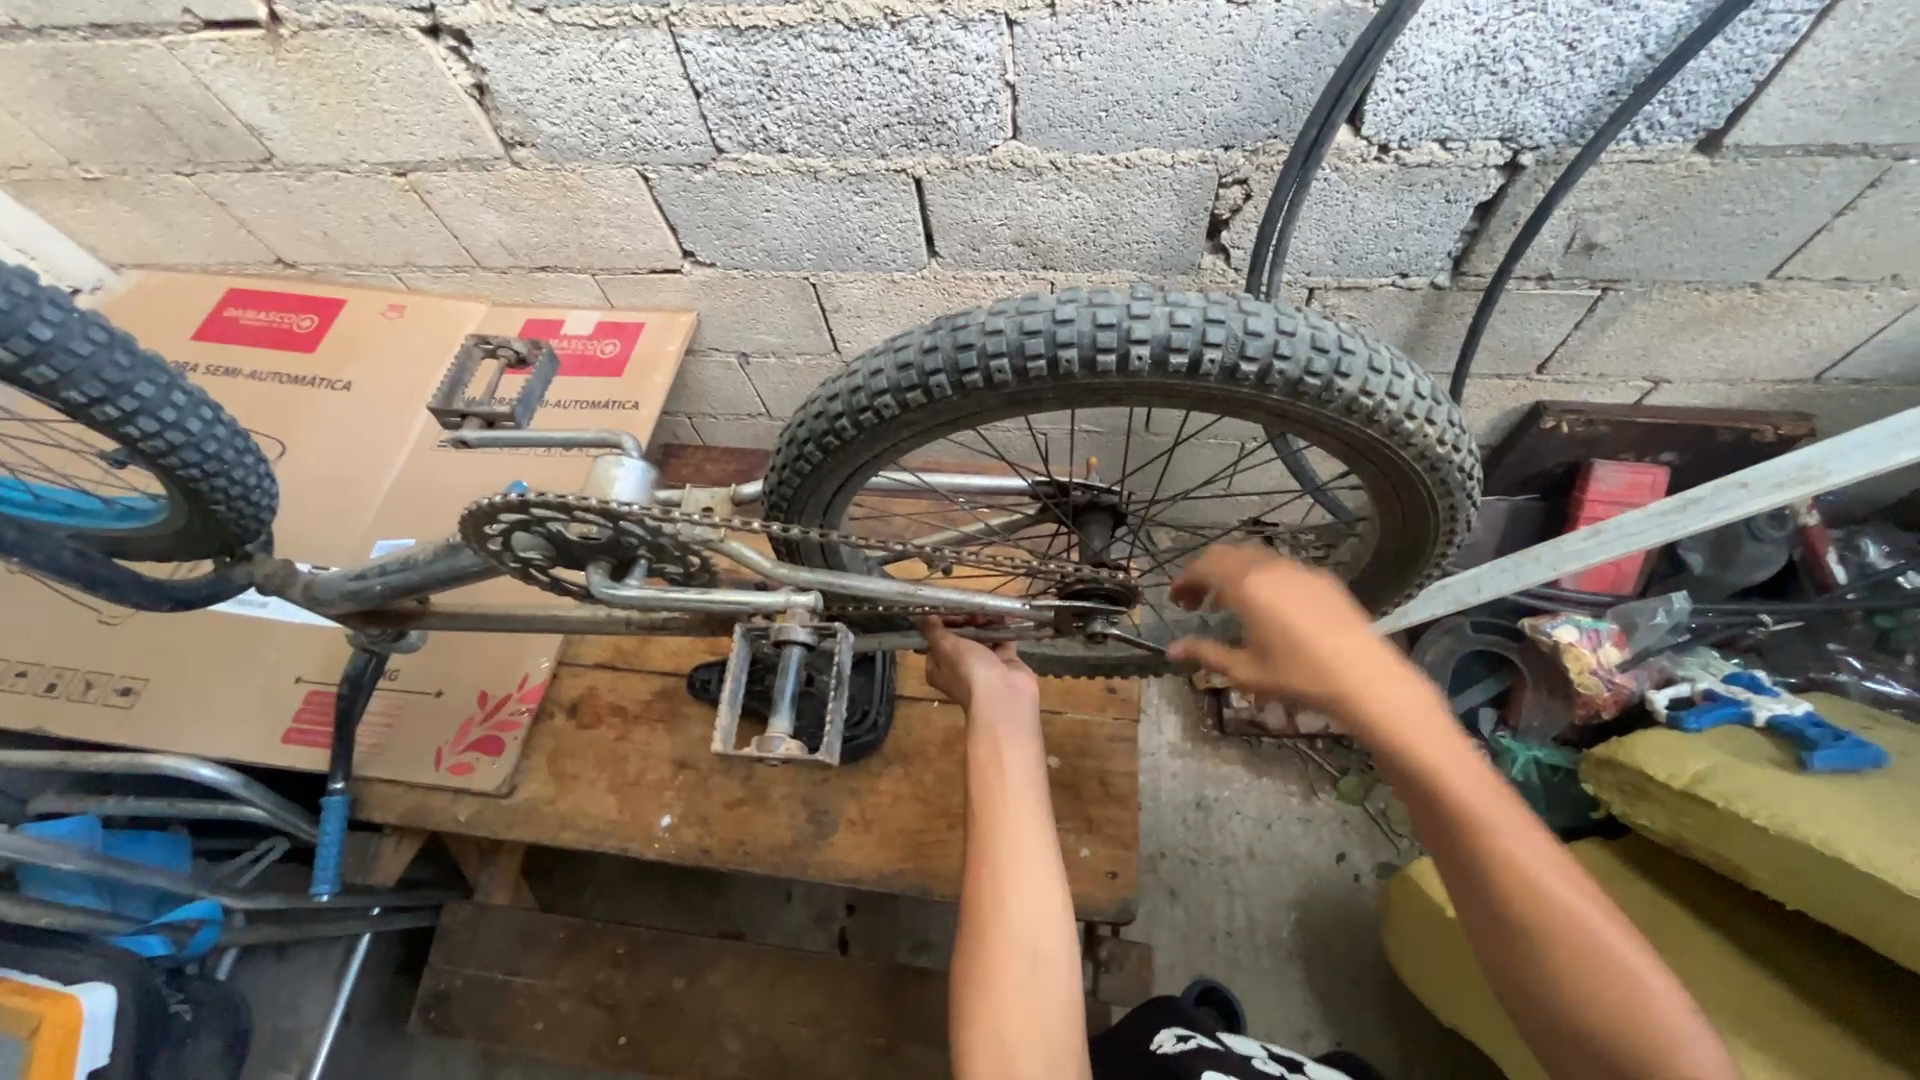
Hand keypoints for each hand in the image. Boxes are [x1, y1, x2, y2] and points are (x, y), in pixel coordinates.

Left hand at [918, 617, 1039, 714]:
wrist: (1004, 695)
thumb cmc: (968, 670)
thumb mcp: (945, 647)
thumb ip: (934, 631)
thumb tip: (924, 618)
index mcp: (939, 667)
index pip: (936, 640)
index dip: (942, 623)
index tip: (950, 608)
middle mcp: (960, 667)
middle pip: (960, 637)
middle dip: (965, 620)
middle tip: (972, 609)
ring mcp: (984, 665)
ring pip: (982, 637)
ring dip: (984, 622)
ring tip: (988, 610)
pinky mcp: (1005, 661)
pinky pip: (1003, 639)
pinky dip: (1003, 627)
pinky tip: (1003, 613)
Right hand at [1166, 545, 1433, 720]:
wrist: (1366, 679)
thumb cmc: (1299, 676)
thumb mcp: (1245, 671)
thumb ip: (1206, 653)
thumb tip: (1172, 649)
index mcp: (1246, 586)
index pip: (1203, 567)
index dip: (1183, 580)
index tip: (1175, 601)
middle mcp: (1270, 568)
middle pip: (1226, 553)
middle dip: (1205, 572)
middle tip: (1196, 601)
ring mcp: (1300, 569)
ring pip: (1255, 556)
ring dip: (1233, 572)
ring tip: (1229, 604)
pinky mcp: (1323, 578)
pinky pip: (1281, 566)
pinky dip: (1261, 576)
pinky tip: (1268, 607)